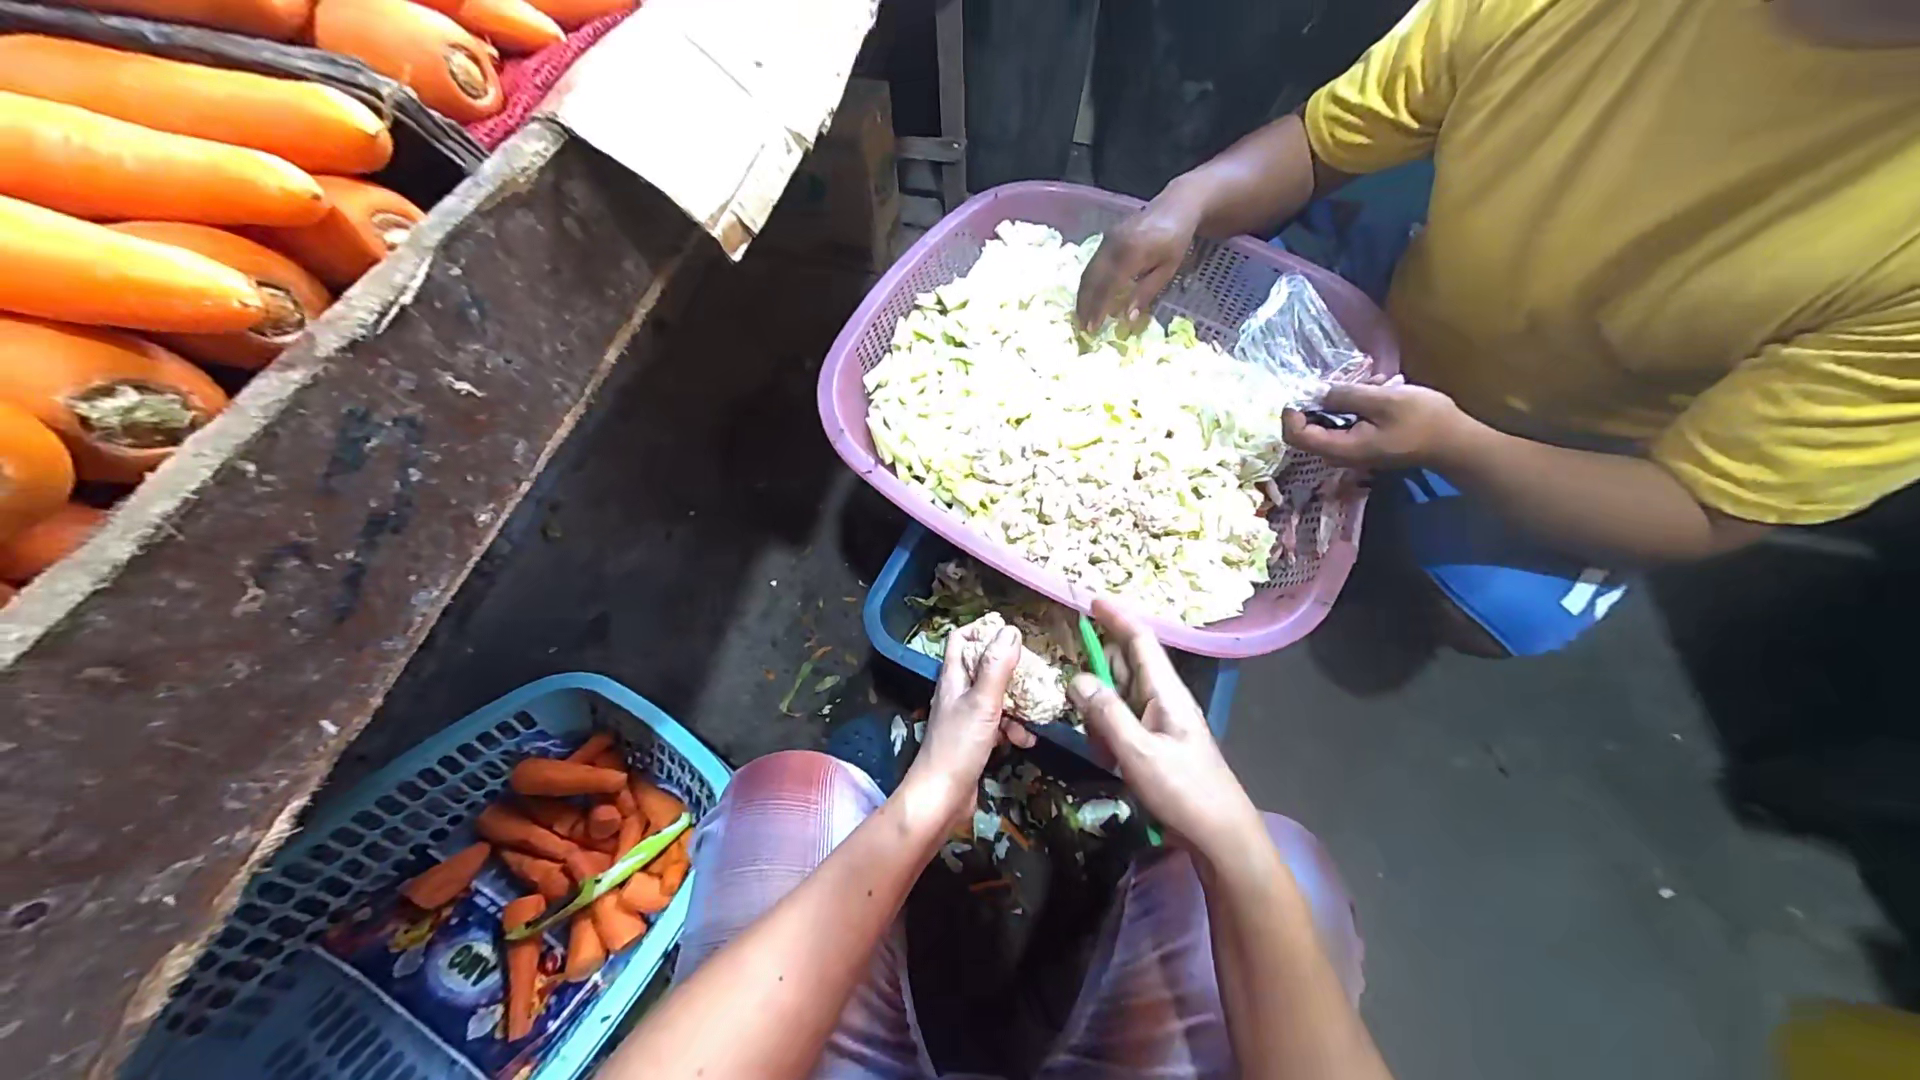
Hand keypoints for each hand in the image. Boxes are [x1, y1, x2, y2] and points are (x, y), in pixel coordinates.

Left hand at [905, 623, 1029, 822]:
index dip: (982, 630)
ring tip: (1035, 710)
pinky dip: (1014, 728)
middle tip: (1034, 673)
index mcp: (953, 677)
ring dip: (1017, 702)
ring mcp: (966, 717)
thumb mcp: (982, 702)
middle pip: (984, 667)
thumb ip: (997, 666)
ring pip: (996, 697)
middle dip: (1011, 669)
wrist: (942, 799)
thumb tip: (1011, 630)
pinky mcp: (975, 739)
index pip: (961, 639)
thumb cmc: (958, 746)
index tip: (1010, 633)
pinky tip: (1025, 740)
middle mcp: (958, 692)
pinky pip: (999, 724)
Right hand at [1067, 598, 1263, 850]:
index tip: (1092, 600)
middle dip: (1097, 676)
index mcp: (1166, 692)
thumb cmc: (1184, 792)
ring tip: (1100, 746)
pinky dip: (1106, 732)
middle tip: (1077, 701)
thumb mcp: (1138, 753)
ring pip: (1117, 696)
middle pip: (1123, 667)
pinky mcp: (1153, 742)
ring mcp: (1158, 721)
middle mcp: (1162, 699)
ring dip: (1099, 711)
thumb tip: (1077, 678)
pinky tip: (1107, 757)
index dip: (1117, 618)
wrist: (1220, 837)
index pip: (1140, 641)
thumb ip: (1106, 713)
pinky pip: (1121, 721)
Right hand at [1075, 185, 1205, 331]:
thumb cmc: (1176, 240)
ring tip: (1081, 316)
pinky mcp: (1105, 240)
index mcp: (1131, 252)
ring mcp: (1107, 240)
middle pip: (1093, 280)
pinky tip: (1087, 298)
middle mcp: (1114, 245)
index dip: (1098, 308)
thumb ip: (1146, 291)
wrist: (1176, 206)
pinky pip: (1091, 265)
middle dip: (1085, 305)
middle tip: (1082, 327)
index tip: (1093, 328)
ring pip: (1088, 273)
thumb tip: (1127, 318)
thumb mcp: (1167, 269)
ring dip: (1083, 296)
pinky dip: (1087, 284)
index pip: (1108, 286)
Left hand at [1280, 380, 1478, 470]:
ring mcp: (1351, 449)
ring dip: (1347, 399)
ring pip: (1332, 420)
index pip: (1296, 436)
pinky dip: (1358, 405)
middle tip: (1351, 381)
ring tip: (1376, 382)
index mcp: (1339, 448)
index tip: (1302, 390)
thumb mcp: (1383, 401)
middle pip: (1311, 427)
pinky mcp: (1363, 442)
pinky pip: (1348, 422)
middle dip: (1325, 400)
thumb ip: (1345, 396)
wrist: (1455, 442)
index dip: (1291, 414)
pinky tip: (1381, 389)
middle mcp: (1339, 453)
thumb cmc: (1423, 420)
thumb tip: (1314, 391)